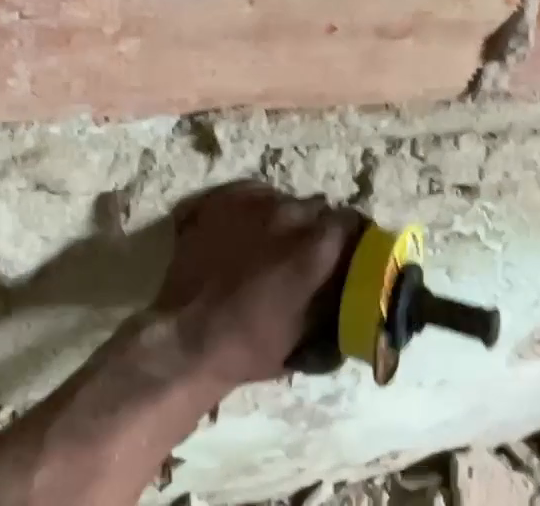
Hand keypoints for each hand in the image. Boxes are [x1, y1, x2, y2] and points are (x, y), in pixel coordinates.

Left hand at [150, 181, 362, 389]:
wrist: (186, 336)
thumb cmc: (252, 345)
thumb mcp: (311, 332)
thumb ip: (337, 294)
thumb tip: (354, 277)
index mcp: (316, 246)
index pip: (352, 220)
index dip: (352, 236)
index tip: (346, 251)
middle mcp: (288, 213)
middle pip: (317, 207)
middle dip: (317, 228)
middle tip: (305, 254)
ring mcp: (250, 203)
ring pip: (283, 199)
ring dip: (285, 218)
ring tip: (271, 244)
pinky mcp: (219, 199)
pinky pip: (251, 193)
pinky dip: (255, 209)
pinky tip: (246, 231)